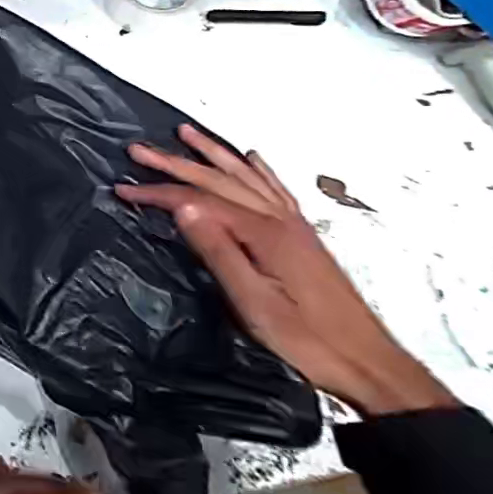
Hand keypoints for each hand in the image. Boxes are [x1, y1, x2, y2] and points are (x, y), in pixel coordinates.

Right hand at [115, 125, 454, 416]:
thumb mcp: (254, 303)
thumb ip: (218, 251)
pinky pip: (273, 188)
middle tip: (138, 151)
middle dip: (174, 163)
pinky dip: (256, 168)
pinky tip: (249, 157)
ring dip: (212, 152)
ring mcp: (292, 222)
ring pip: (244, 175)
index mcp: (262, 232)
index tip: (125, 191)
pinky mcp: (301, 233)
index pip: (199, 201)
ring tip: (185, 132)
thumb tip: (184, 207)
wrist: (368, 360)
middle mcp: (277, 217)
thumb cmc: (307, 340)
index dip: (159, 193)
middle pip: (218, 179)